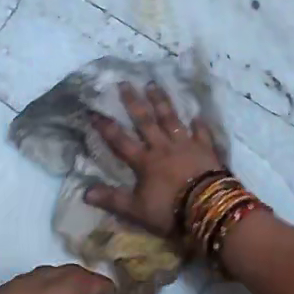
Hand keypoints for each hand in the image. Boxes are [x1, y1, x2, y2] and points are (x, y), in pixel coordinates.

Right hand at [82, 82, 223, 234]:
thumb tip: (85, 193)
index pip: (120, 141)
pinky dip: (199, 124)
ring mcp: (186, 145)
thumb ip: (112, 199)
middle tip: (125, 83)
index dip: (106, 127)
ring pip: (171, 119)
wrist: (208, 208)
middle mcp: (163, 147)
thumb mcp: (136, 209)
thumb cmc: (170, 210)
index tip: (94, 112)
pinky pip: (201, 132)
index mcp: (145, 161)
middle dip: (133, 102)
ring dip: (161, 102)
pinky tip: (197, 114)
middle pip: (145, 122)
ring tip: (153, 85)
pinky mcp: (206, 149)